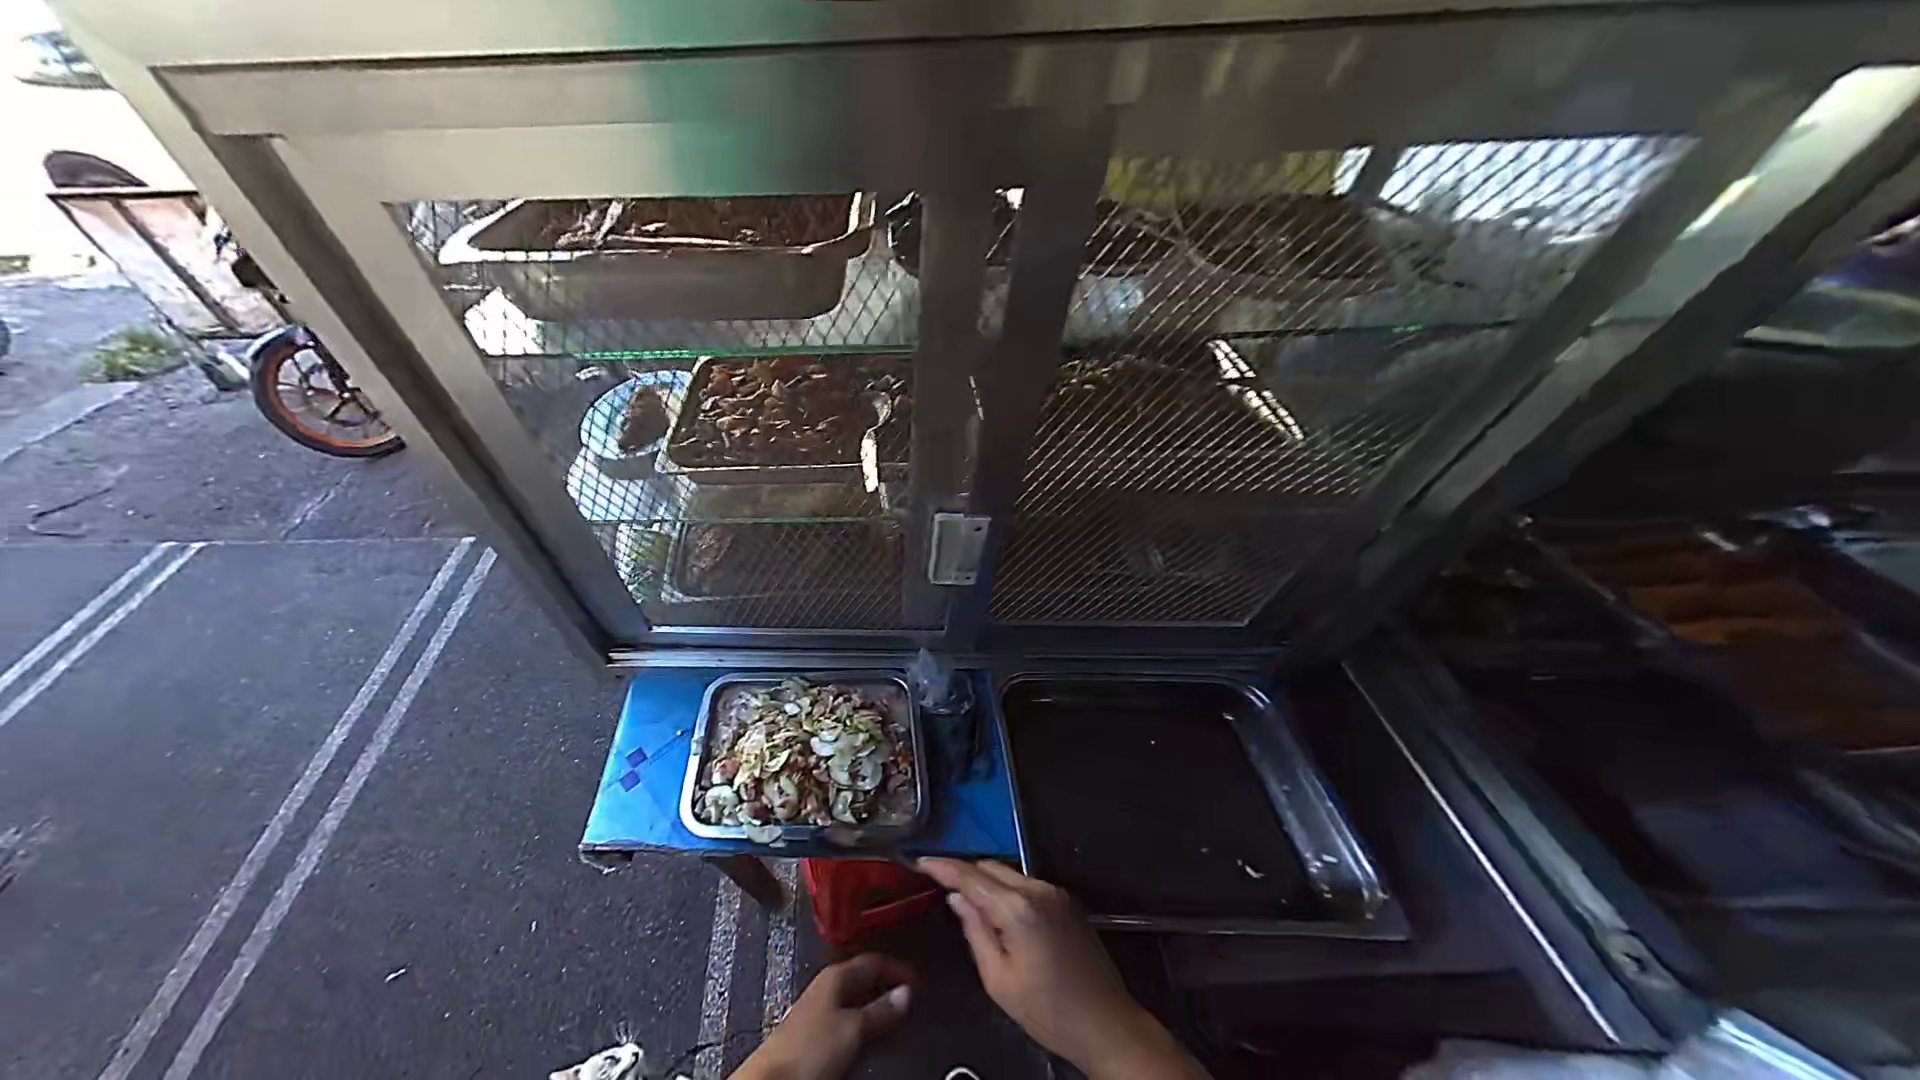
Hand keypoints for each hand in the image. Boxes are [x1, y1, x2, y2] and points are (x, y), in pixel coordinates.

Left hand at [733, 954, 914, 1079]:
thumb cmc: (808, 1050)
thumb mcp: (853, 1029)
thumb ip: (881, 1011)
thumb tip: (905, 994)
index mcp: (837, 975)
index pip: (876, 961)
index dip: (900, 970)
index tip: (920, 983)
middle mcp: (828, 985)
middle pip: (866, 978)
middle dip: (890, 987)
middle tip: (911, 1001)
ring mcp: (820, 1007)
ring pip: (858, 998)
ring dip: (878, 1006)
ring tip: (896, 1020)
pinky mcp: (815, 1030)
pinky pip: (849, 1016)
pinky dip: (865, 1022)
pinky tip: (871, 1037)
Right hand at [917, 859, 1205, 1079]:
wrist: (1106, 1023)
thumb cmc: (1048, 1011)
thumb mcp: (999, 979)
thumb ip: (975, 931)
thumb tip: (957, 899)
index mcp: (1019, 908)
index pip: (972, 876)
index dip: (944, 867)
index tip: (921, 862)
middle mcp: (1039, 889)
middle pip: (991, 866)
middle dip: (964, 871)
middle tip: (938, 883)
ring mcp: (1056, 892)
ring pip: (1010, 873)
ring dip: (986, 880)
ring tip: (964, 898)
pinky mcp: (1066, 901)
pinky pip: (1027, 884)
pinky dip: (1006, 889)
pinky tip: (996, 909)